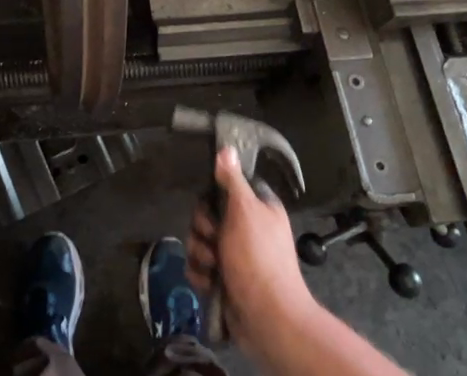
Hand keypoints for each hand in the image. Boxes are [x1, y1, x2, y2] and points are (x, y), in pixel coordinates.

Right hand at [188, 147, 316, 349]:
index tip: (211, 203)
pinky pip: (199, 267)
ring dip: (200, 254)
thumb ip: (232, 181)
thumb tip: (227, 148)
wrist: (266, 318)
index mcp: (259, 209)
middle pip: (207, 215)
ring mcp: (234, 256)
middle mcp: (247, 230)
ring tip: (213, 267)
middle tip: (214, 240)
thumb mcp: (245, 212)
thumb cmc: (258, 259)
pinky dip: (200, 274)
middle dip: (203, 229)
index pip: (226, 188)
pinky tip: (209, 282)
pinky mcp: (223, 279)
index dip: (213, 196)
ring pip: (200, 242)